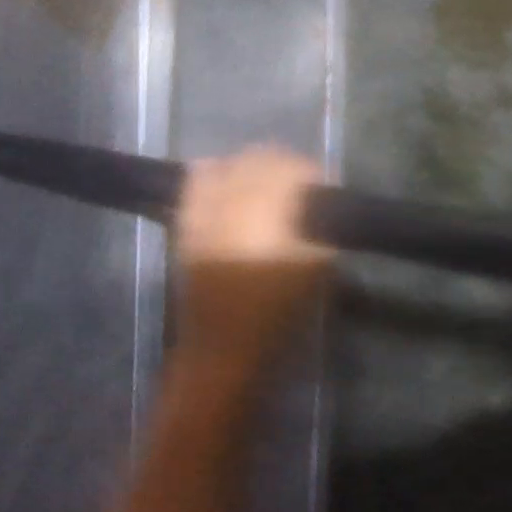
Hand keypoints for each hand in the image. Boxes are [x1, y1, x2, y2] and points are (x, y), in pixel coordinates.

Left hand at [174, 148, 331, 374]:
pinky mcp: (186, 225)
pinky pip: (196, 184)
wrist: (224, 352)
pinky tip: (230, 188)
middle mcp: (232, 205)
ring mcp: (204, 212)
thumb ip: (322, 231)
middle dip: (283, 165)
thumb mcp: (317, 272)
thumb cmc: (279, 317)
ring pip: (227, 165)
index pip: (292, 169)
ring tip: (265, 186)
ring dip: (249, 168)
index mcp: (269, 216)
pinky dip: (214, 176)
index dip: (312, 173)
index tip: (326, 186)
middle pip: (258, 159)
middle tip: (300, 186)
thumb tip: (324, 207)